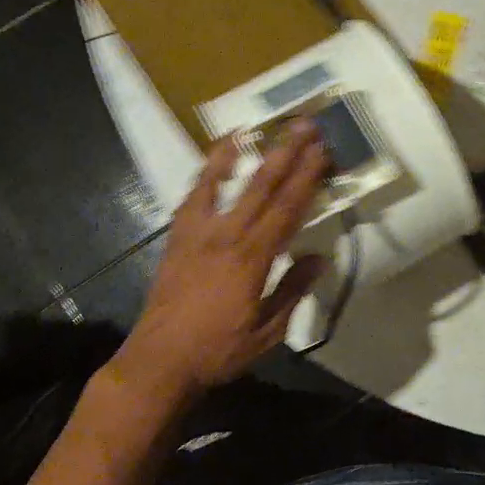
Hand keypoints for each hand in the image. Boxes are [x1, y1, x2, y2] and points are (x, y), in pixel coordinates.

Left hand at [115, 121, 330, 395]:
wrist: (159, 360)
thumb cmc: (219, 350)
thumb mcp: (268, 331)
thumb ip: (293, 290)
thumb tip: (318, 257)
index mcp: (252, 259)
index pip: (287, 209)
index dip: (308, 178)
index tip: (324, 150)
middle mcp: (226, 236)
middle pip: (262, 186)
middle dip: (286, 153)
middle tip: (305, 123)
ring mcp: (198, 233)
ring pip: (227, 184)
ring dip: (248, 153)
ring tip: (260, 126)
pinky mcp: (178, 238)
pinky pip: (193, 197)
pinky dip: (207, 173)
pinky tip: (218, 156)